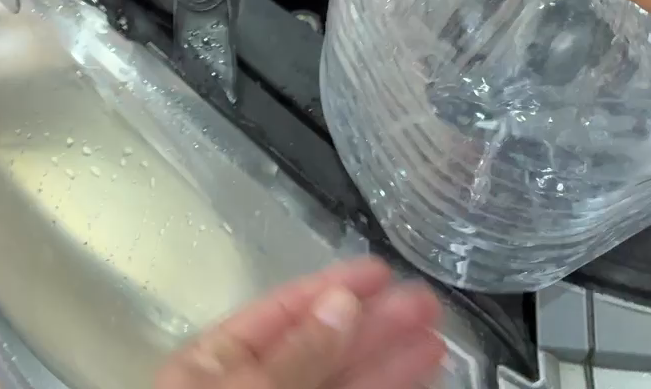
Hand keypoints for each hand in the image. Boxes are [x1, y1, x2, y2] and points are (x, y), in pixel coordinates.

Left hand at [154, 257, 444, 388]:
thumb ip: (294, 359)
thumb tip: (342, 303)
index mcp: (215, 366)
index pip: (282, 312)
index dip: (333, 287)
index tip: (382, 273)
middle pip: (321, 350)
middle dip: (375, 326)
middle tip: (426, 304)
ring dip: (389, 367)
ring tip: (435, 343)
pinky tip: (411, 385)